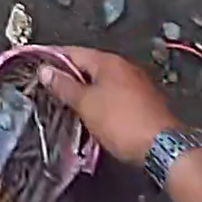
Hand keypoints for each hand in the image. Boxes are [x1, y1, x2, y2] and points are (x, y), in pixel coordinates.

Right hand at [38, 46, 178, 165]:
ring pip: (101, 81)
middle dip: (68, 76)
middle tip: (49, 88)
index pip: (72, 52)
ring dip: (85, 90)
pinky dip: (100, 100)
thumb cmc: (122, 122)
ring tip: (67, 103)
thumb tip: (45, 70)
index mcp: (107, 61)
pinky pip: (114, 94)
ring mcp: (136, 84)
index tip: (36, 65)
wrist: (164, 150)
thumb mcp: (86, 104)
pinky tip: (93, 114)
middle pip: (88, 65)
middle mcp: (123, 66)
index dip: (52, 57)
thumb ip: (64, 86)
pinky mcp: (144, 102)